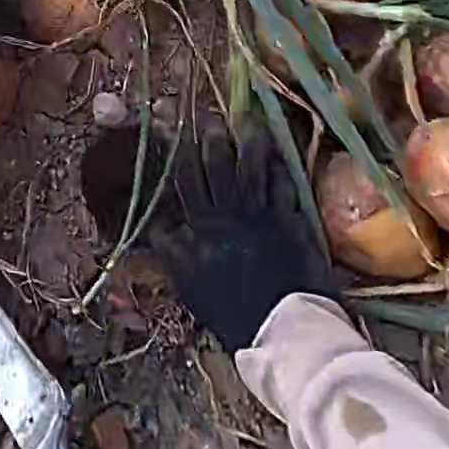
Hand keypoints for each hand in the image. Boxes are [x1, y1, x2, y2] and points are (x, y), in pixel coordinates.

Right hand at [153, 126, 332, 350]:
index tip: (176, 129)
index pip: (186, 179)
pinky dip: (281, 172)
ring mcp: (262, 216)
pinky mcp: (290, 222)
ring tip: (248, 122)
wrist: (278, 331)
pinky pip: (284, 188)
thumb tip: (158, 223)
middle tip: (210, 117)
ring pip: (252, 171)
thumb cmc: (230, 311)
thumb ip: (172, 249)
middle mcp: (230, 214)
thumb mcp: (188, 283)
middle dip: (212, 139)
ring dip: (250, 145)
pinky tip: (279, 157)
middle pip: (218, 168)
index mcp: (202, 227)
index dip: (181, 152)